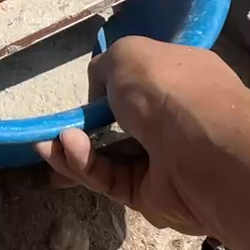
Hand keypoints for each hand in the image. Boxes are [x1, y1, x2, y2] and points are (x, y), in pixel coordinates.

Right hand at [33, 36, 248, 234]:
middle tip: (54, 123)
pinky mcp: (150, 196)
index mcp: (182, 81)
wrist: (202, 147)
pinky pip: (108, 179)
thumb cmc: (168, 88)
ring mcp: (165, 162)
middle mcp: (177, 122)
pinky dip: (82, 165)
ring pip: (108, 156)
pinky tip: (62, 149)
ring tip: (47, 140)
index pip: (144, 84)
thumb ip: (107, 65)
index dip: (112, 86)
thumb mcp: (128, 53)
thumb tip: (101, 86)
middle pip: (121, 125)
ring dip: (74, 147)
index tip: (85, 91)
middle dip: (84, 125)